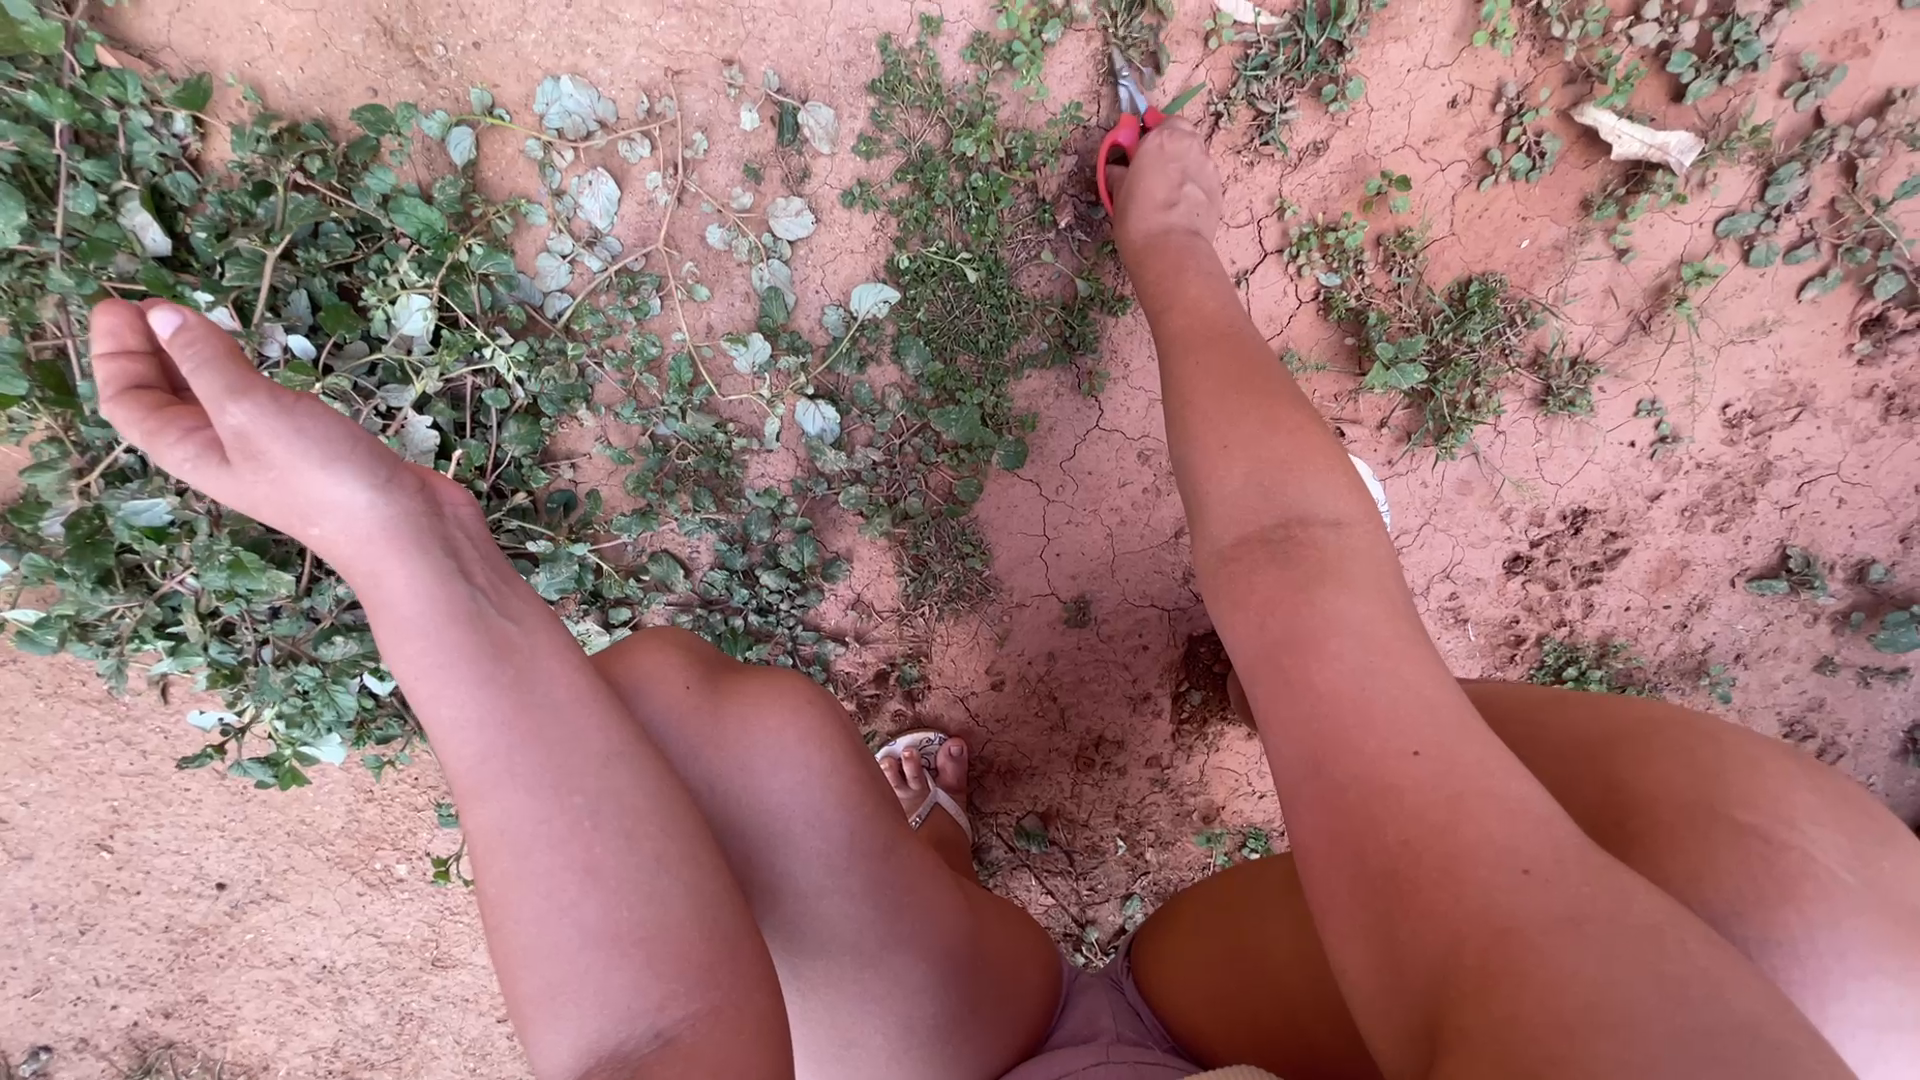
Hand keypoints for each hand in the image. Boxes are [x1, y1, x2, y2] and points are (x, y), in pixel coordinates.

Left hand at [90, 298, 473, 576]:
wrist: (405, 529)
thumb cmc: (320, 475)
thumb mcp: (251, 410)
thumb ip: (207, 361)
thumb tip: (164, 316)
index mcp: (191, 449)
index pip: (129, 398)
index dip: (118, 351)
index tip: (124, 302)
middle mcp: (226, 453)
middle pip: (171, 400)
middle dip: (158, 353)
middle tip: (163, 307)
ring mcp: (277, 454)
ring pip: (224, 403)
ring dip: (210, 364)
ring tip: (215, 328)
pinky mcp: (323, 452)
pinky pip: (272, 410)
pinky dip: (262, 382)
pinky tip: (278, 371)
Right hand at [1107, 118, 1222, 257]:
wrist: (1171, 251)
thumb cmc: (1138, 219)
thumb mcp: (1118, 196)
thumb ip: (1120, 176)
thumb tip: (1117, 172)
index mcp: (1160, 138)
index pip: (1156, 124)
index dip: (1146, 139)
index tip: (1136, 156)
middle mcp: (1188, 144)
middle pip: (1181, 134)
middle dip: (1169, 146)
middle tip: (1153, 172)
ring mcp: (1208, 166)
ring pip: (1194, 156)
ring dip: (1182, 167)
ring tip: (1167, 194)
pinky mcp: (1219, 188)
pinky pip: (1202, 179)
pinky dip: (1193, 186)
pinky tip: (1180, 208)